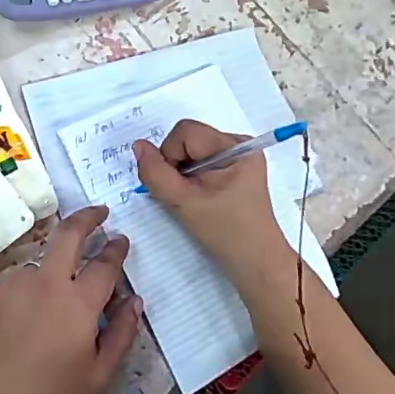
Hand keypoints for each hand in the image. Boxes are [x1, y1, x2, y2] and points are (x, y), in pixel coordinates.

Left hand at [0, 206, 141, 393]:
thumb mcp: (99, 376)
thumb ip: (121, 332)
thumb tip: (134, 299)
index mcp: (79, 302)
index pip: (105, 263)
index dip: (117, 248)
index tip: (122, 240)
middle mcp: (48, 282)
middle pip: (69, 233)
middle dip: (88, 217)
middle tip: (100, 213)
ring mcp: (17, 283)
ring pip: (44, 259)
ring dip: (57, 264)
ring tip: (58, 298)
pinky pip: (22, 279)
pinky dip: (34, 286)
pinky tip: (30, 315)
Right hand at [134, 120, 286, 286]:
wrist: (255, 260)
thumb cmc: (225, 232)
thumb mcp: (183, 202)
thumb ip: (155, 172)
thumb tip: (139, 146)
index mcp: (236, 147)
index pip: (185, 132)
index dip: (170, 156)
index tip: (178, 186)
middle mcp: (240, 143)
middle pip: (188, 137)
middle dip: (177, 163)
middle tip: (186, 193)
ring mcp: (239, 155)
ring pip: (192, 148)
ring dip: (183, 170)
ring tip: (195, 196)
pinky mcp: (235, 166)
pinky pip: (201, 158)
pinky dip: (193, 174)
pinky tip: (201, 195)